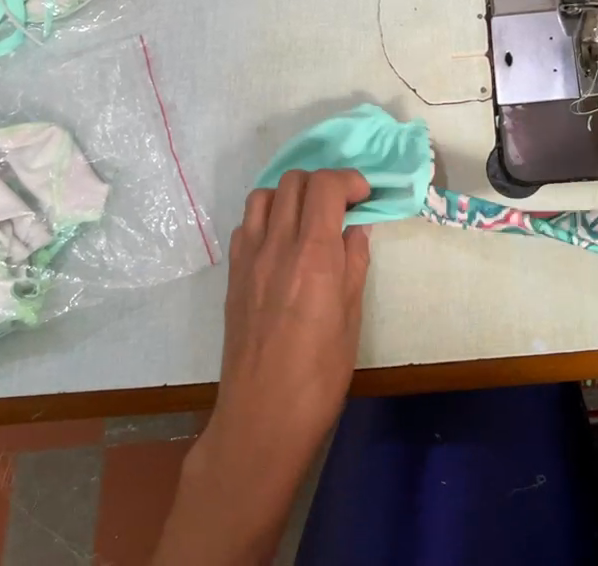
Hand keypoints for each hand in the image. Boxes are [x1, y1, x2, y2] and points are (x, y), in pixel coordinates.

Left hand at [214, 168, 372, 451]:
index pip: (325, 186)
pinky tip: (283, 243)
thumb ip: (353, 265)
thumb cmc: (320, 374)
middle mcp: (276, 246)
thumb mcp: (352, 318)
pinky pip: (246, 225)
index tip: (365, 196)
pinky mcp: (233, 276)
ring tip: (309, 219)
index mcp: (313, 255)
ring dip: (290, 195)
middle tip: (342, 206)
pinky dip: (267, 218)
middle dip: (323, 183)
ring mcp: (248, 259)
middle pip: (293, 181)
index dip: (349, 180)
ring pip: (263, 196)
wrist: (262, 417)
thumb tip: (355, 231)